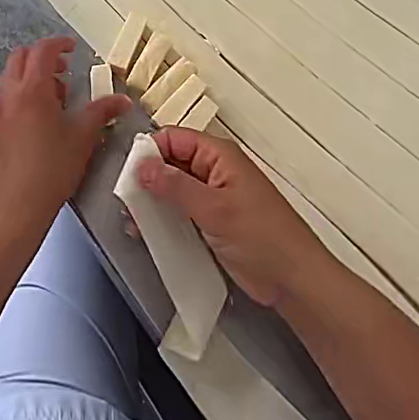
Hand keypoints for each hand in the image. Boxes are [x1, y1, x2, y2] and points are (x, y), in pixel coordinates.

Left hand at [0, 36, 130, 231]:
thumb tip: (121, 101)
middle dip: (43, 57)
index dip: (59, 44)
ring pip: (13, 75)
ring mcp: (1, 109)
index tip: (73, 48)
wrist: (17, 202)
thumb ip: (102, 112)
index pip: (42, 50)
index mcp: (32, 88)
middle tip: (65, 68)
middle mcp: (12, 93)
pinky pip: (10, 95)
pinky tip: (46, 116)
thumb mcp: (83, 136)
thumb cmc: (51, 167)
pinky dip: (26, 92)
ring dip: (34, 75)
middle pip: (22, 57)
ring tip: (59, 95)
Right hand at [137, 127, 335, 307]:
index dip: (150, 150)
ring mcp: (212, 196)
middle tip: (124, 199)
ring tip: (131, 219)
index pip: (174, 138)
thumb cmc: (262, 237)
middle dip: (147, 177)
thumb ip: (175, 186)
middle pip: (170, 161)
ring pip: (172, 187)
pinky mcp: (211, 220)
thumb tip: (141, 166)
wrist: (294, 281)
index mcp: (218, 155)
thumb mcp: (214, 208)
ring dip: (152, 200)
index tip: (128, 172)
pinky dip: (163, 217)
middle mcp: (213, 169)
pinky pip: (180, 210)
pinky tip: (146, 231)